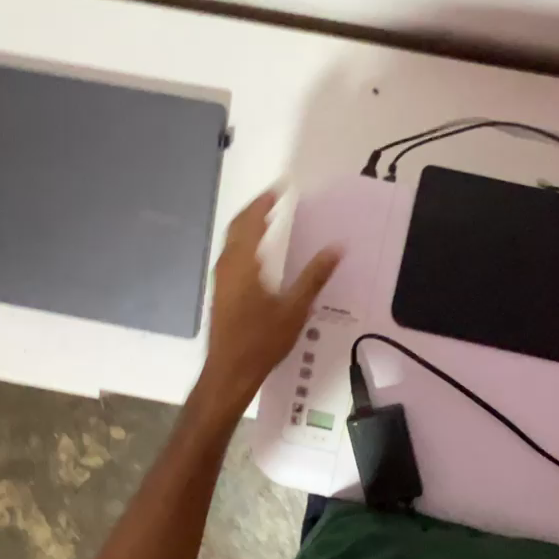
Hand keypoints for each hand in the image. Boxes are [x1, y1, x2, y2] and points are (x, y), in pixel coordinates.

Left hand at [195, 189, 340, 414]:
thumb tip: (337, 248)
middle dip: (255, 210)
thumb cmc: (262, 341)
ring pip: (232, 242)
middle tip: (274, 199)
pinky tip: (258, 254)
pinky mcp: (220, 293)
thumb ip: (315, 276)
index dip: (266, 201)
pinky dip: (244, 244)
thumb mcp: (295, 309)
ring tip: (268, 219)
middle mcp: (227, 265)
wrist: (230, 372)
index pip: (252, 221)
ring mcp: (221, 280)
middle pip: (237, 227)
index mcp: (244, 263)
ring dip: (248, 227)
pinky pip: (231, 256)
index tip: (281, 187)